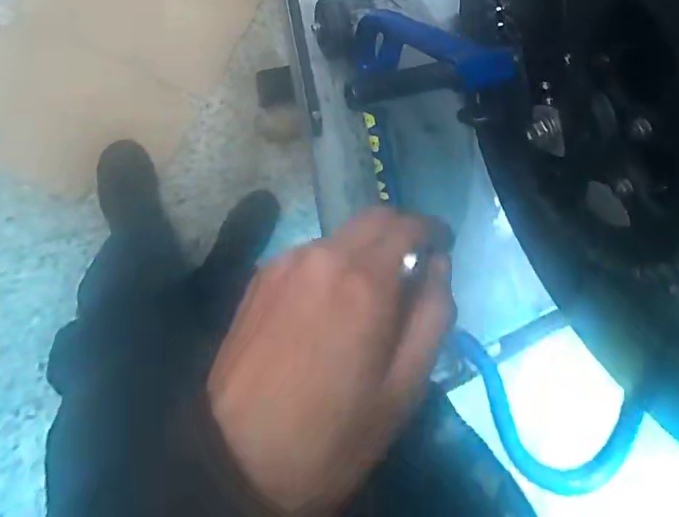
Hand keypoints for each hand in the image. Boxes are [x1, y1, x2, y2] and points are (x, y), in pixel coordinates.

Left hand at [206, 207, 455, 513]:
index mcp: (366, 280)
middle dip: (400, 230)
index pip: (407, 224)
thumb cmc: (332, 434)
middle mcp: (326, 255)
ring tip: (368, 293)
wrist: (237, 461)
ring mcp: (288, 261)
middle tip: (412, 262)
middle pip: (373, 218)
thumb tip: (438, 266)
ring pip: (340, 236)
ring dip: (363, 249)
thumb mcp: (403, 390)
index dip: (431, 229)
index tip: (442, 245)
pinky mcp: (261, 275)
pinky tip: (327, 306)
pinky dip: (331, 264)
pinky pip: (310, 254)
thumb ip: (432, 316)